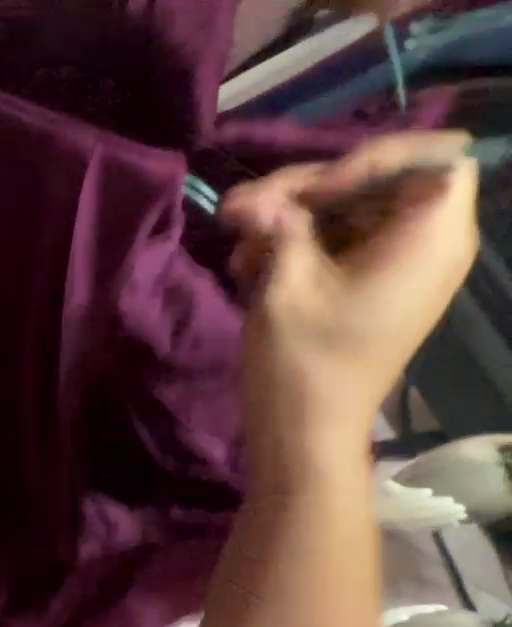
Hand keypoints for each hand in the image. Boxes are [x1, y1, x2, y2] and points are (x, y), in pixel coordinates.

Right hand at [222, 131, 478, 481]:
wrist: (307, 426)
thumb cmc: (304, 360)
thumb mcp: (285, 288)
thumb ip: (277, 232)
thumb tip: (253, 200)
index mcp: (429, 237)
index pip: (426, 159)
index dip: (360, 163)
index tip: (298, 197)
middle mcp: (429, 241)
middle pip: (379, 182)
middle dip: (305, 192)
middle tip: (238, 213)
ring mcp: (401, 264)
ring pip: (351, 211)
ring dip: (290, 221)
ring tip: (240, 250)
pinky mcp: (373, 283)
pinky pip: (342, 242)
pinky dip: (297, 245)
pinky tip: (254, 266)